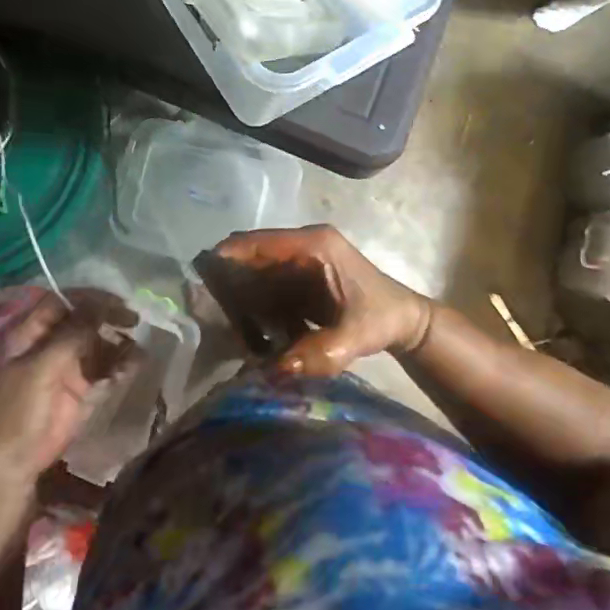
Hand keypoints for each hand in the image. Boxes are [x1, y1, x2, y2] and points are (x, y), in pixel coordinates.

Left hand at [0, 290, 136, 486]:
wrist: (4, 471)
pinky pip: (100, 372)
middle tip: (135, 320)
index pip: (60, 301)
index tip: (119, 300)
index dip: (89, 298)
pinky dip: (117, 367)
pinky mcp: (75, 394)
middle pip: (80, 321)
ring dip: (115, 344)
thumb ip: (71, 335)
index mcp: (24, 332)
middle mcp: (43, 345)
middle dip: (106, 318)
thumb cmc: (13, 413)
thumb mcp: (39, 368)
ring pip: (93, 346)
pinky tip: (135, 364)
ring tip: (139, 347)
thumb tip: (99, 305)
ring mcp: (60, 370)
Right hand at [205, 225, 436, 376]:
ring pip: (254, 274)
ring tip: (237, 330)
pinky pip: (265, 289)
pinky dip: (257, 311)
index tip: (202, 275)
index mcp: (315, 245)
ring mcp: (298, 261)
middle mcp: (301, 246)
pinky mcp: (297, 278)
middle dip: (231, 282)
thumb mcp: (356, 337)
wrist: (407, 323)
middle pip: (252, 256)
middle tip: (213, 311)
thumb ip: (320, 351)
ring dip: (242, 300)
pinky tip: (258, 336)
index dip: (230, 254)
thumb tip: (279, 368)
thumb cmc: (383, 319)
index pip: (261, 241)